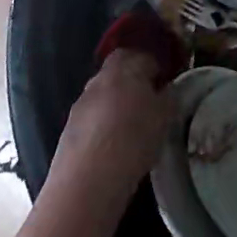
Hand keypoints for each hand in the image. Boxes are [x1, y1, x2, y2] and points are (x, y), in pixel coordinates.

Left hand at [52, 49, 172, 190]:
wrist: (87, 181)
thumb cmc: (134, 139)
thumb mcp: (165, 117)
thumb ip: (168, 97)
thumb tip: (166, 89)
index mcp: (126, 67)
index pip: (143, 54)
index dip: (155, 66)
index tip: (165, 82)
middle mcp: (100, 78)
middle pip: (119, 70)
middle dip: (133, 81)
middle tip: (149, 102)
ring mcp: (81, 103)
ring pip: (104, 93)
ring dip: (116, 102)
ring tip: (131, 126)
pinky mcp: (68, 128)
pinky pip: (92, 116)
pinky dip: (102, 123)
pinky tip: (112, 144)